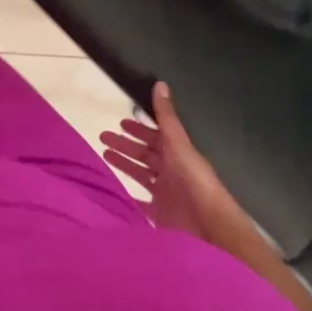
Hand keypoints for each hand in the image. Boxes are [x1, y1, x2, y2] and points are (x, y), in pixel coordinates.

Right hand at [101, 82, 237, 237]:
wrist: (208, 227)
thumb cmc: (194, 181)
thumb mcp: (178, 144)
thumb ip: (166, 117)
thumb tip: (160, 84)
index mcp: (177, 154)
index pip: (155, 138)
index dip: (139, 130)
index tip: (120, 123)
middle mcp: (171, 172)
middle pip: (145, 154)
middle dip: (126, 145)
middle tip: (103, 137)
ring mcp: (165, 193)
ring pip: (141, 174)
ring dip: (124, 164)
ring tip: (103, 156)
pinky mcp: (160, 214)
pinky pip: (140, 203)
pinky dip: (128, 196)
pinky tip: (115, 190)